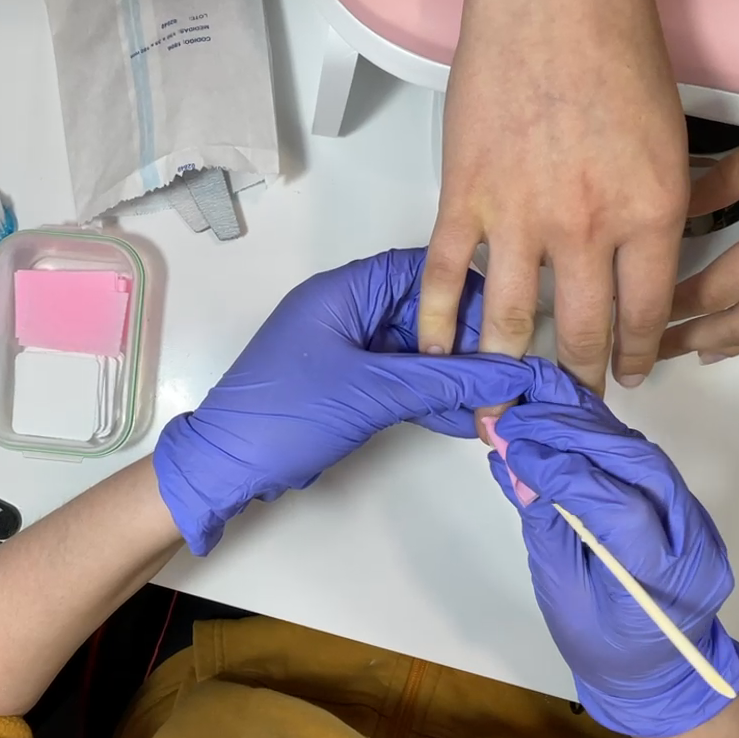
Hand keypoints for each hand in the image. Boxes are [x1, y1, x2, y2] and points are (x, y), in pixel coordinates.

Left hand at [154, 248, 539, 554]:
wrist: (229, 466)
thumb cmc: (291, 414)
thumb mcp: (371, 393)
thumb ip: (443, 381)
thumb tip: (509, 376)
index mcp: (342, 291)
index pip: (417, 271)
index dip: (463, 295)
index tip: (502, 328)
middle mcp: (344, 312)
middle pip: (419, 312)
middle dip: (462, 344)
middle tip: (501, 379)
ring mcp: (344, 350)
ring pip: (411, 351)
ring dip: (448, 377)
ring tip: (490, 405)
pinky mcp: (345, 385)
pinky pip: (396, 380)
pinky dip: (425, 397)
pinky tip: (460, 420)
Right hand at [418, 0, 687, 392]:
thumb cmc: (616, 51)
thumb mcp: (667, 139)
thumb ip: (653, 211)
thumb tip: (636, 261)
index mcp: (650, 212)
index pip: (646, 313)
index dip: (639, 357)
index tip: (630, 378)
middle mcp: (587, 229)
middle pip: (582, 332)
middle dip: (576, 381)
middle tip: (569, 406)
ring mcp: (519, 219)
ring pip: (512, 321)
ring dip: (508, 371)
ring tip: (503, 403)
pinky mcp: (464, 202)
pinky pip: (448, 279)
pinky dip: (440, 323)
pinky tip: (438, 356)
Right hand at [485, 382, 738, 737]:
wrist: (660, 672)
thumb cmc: (601, 647)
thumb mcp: (561, 593)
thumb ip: (544, 524)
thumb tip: (514, 465)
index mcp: (661, 578)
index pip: (614, 504)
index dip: (559, 468)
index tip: (510, 444)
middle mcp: (692, 541)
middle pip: (638, 463)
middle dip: (573, 430)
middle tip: (519, 413)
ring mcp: (696, 521)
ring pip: (644, 453)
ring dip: (586, 424)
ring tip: (535, 406)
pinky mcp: (685, 507)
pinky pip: (643, 461)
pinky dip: (599, 437)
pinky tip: (563, 421)